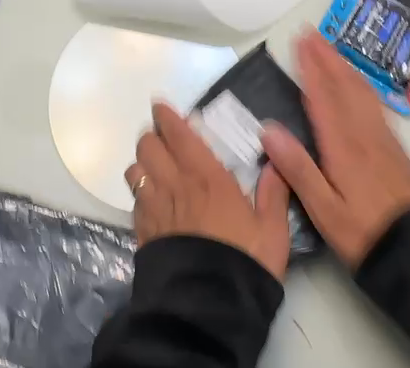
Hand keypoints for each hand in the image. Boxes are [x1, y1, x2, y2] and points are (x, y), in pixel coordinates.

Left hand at [125, 102, 291, 279]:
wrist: (210, 303)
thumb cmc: (245, 260)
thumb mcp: (272, 230)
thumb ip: (274, 194)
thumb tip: (276, 164)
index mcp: (206, 176)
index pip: (178, 133)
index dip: (166, 116)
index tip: (161, 106)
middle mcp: (174, 183)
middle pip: (147, 144)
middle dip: (153, 136)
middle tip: (163, 139)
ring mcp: (154, 206)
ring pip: (135, 168)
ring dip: (143, 163)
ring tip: (154, 167)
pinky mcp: (143, 230)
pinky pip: (134, 199)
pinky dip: (140, 192)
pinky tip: (152, 200)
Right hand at [261, 29, 409, 268]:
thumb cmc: (364, 233)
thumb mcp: (323, 209)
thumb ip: (297, 168)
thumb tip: (268, 128)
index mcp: (343, 145)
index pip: (323, 96)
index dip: (311, 66)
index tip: (300, 40)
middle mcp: (364, 134)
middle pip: (344, 86)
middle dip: (327, 57)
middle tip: (312, 32)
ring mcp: (384, 140)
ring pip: (362, 93)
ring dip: (345, 67)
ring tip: (332, 49)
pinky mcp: (396, 150)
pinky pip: (375, 105)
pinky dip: (361, 86)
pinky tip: (359, 87)